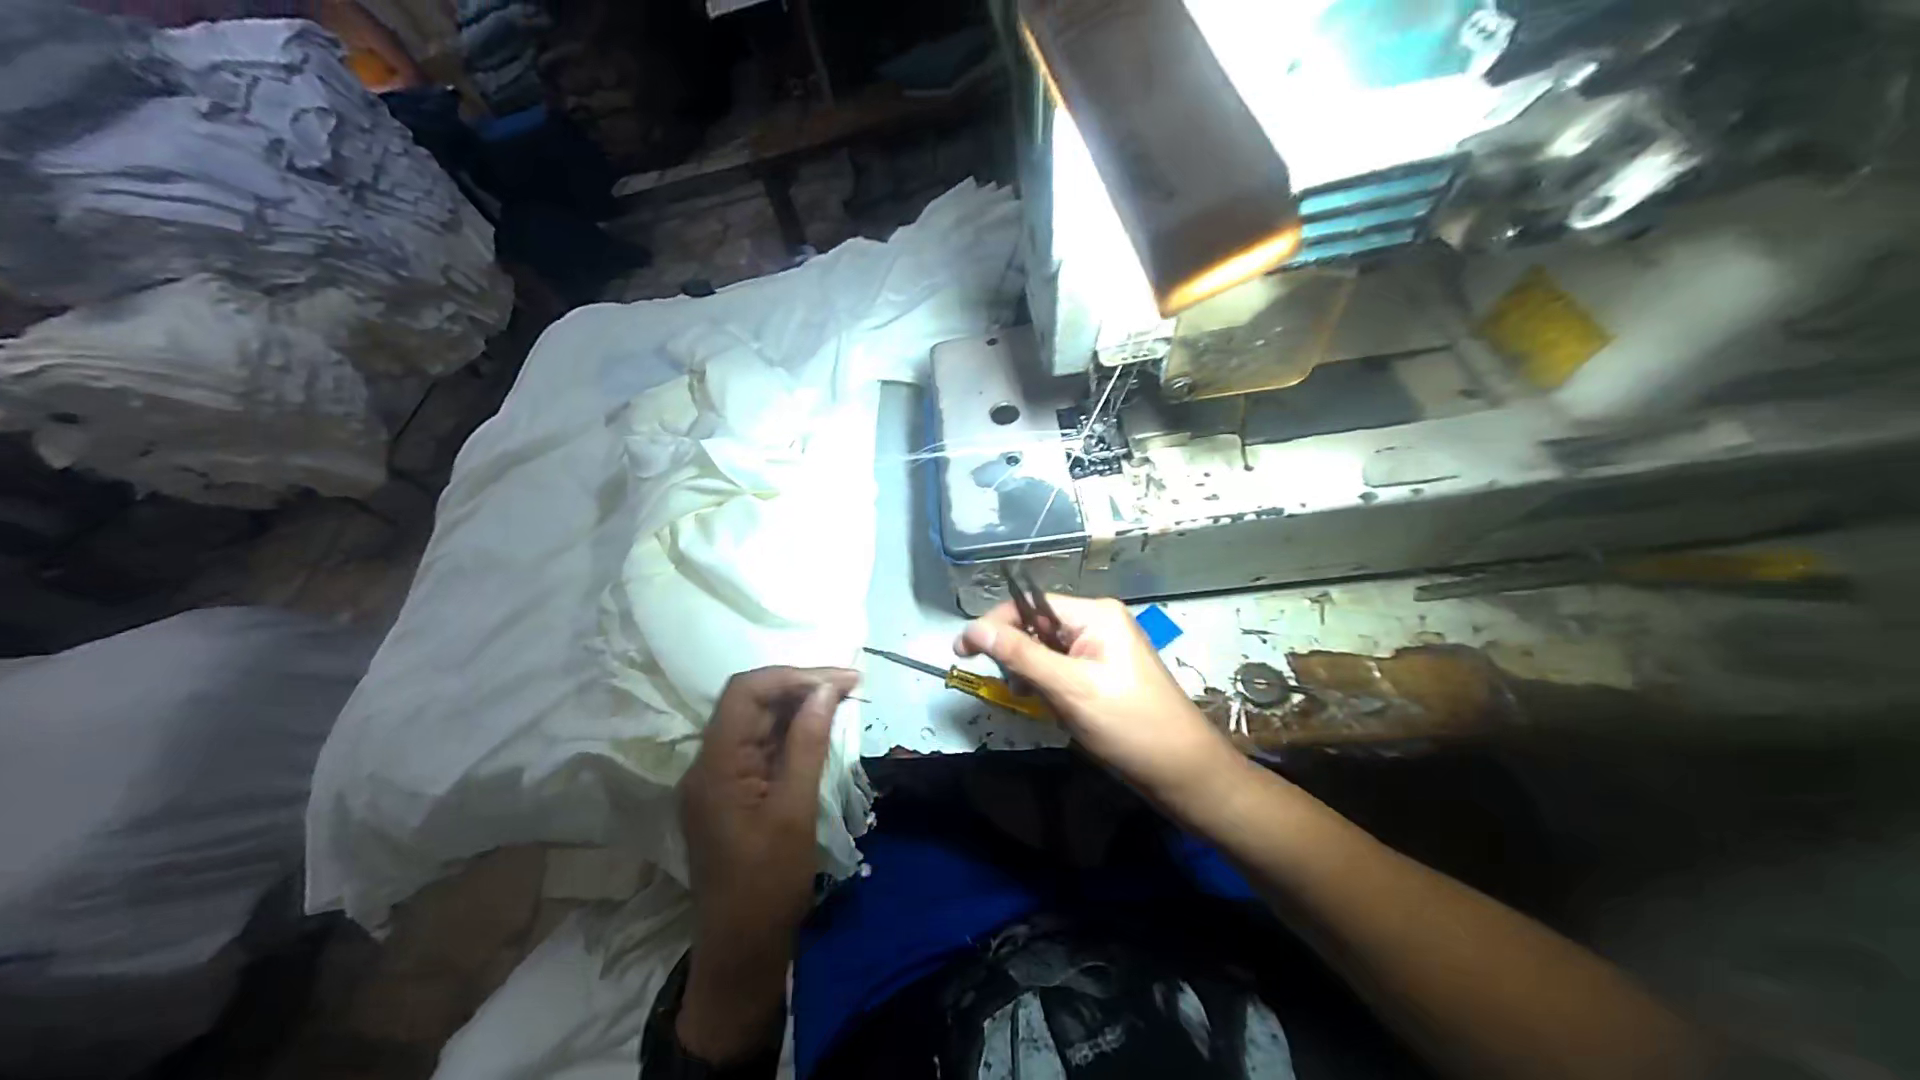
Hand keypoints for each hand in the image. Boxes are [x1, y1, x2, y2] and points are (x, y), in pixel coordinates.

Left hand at [676, 665, 857, 1061]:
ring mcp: (717, 779)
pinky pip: (758, 748)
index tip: (842, 679)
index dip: (794, 676)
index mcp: (714, 765)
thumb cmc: (769, 884)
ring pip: (756, 723)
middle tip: (850, 686)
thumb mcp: (795, 810)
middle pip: (750, 703)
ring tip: (842, 702)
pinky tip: (819, 732)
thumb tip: (826, 690)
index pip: (746, 692)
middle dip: (800, 687)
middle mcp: (707, 764)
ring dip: (797, 708)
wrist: (741, 951)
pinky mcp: (730, 794)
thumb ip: (808, 744)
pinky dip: (790, 734)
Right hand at [955, 595, 1237, 806]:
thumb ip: (1020, 655)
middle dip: (1017, 656)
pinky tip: (1053, 708)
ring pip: (1045, 651)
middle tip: (1015, 689)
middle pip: (1036, 626)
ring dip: (1032, 675)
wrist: (1181, 770)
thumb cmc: (1127, 724)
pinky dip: (1049, 687)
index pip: (1030, 604)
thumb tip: (972, 628)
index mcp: (1095, 614)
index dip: (994, 624)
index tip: (962, 651)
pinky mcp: (1102, 673)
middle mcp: (1097, 623)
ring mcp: (1102, 648)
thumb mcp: (1069, 687)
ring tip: (1039, 703)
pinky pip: (1061, 669)